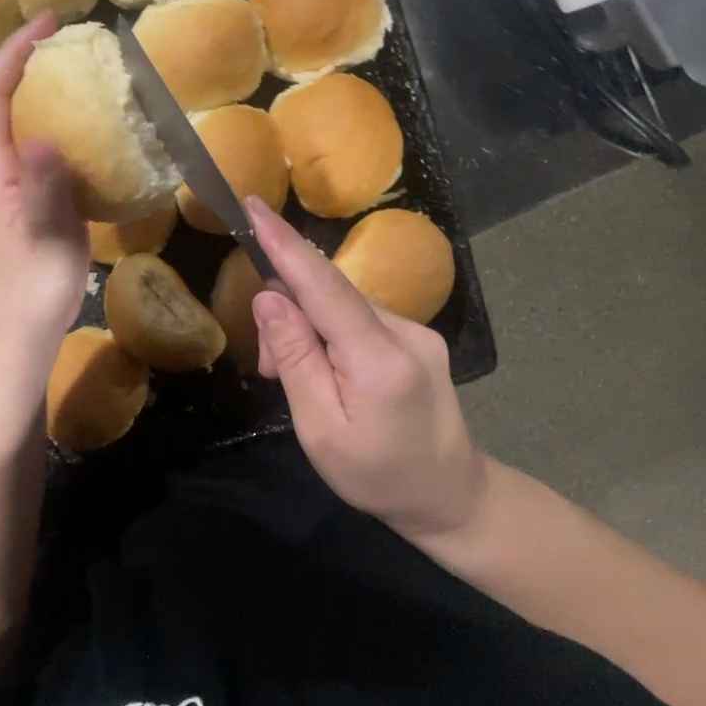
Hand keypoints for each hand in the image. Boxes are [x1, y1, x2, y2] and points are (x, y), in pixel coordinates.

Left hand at [0, 14, 89, 346]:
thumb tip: (44, 138)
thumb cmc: (30, 286)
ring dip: (54, 94)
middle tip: (74, 42)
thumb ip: (42, 189)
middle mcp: (4, 169)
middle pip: (7, 102)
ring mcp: (23, 187)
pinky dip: (75, 131)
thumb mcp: (40, 237)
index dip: (13, 54)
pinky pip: (55, 154)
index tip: (47, 24)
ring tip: (93, 74)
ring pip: (31, 125)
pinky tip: (106, 132)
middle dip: (32, 63)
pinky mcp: (43, 203)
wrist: (24, 331)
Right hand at [246, 197, 486, 538]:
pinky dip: (327, 336)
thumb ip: (295, 359)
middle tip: (266, 371)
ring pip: (340, 307)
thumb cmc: (376, 476)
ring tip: (293, 382)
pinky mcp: (417, 339)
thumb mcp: (320, 430)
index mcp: (380, 359)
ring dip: (305, 330)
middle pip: (327, 296)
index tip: (253, 206)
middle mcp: (405, 332)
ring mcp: (417, 333)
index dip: (285, 246)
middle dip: (285, 314)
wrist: (451, 499)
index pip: (323, 287)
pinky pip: (357, 320)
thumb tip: (269, 297)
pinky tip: (323, 374)